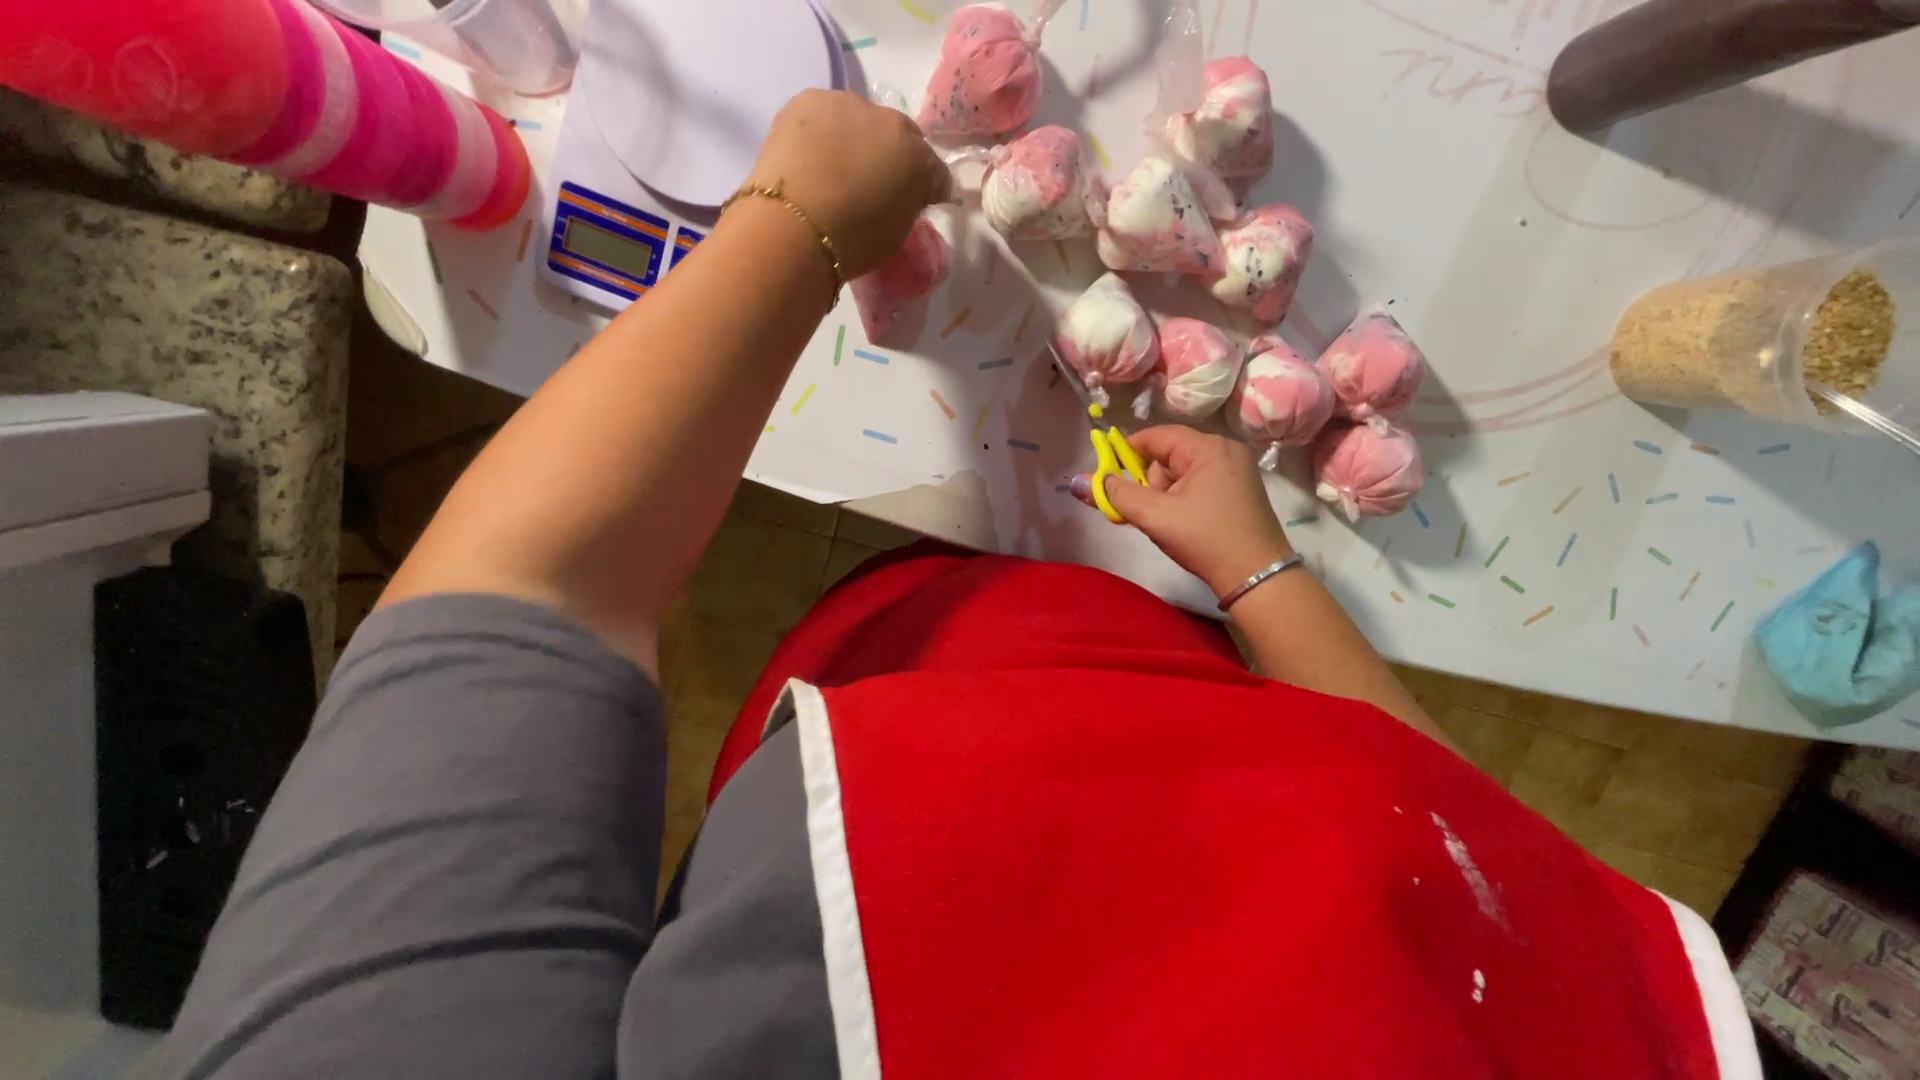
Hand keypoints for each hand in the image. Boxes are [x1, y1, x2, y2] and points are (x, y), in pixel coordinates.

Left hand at [745, 89, 951, 277]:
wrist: (794, 227)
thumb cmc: (851, 243)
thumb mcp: (894, 236)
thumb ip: (906, 207)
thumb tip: (901, 197)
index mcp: (921, 163)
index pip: (935, 171)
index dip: (925, 187)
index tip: (913, 202)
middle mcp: (894, 124)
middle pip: (899, 135)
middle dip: (890, 155)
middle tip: (870, 182)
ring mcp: (852, 106)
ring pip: (860, 120)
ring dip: (854, 138)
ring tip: (833, 168)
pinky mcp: (812, 99)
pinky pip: (824, 113)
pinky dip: (821, 131)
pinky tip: (807, 155)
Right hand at [1073, 426, 1293, 598]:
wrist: (1257, 576)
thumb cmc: (1205, 539)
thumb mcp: (1155, 517)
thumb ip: (1115, 495)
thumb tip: (1078, 481)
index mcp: (1208, 448)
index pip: (1156, 436)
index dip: (1127, 452)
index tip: (1111, 477)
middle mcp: (1226, 450)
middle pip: (1169, 455)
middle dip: (1152, 482)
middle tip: (1152, 512)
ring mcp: (1238, 470)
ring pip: (1183, 472)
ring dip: (1168, 495)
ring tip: (1172, 524)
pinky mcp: (1242, 491)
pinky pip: (1201, 483)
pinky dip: (1185, 500)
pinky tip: (1187, 524)